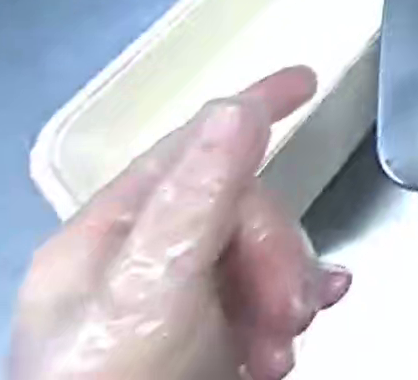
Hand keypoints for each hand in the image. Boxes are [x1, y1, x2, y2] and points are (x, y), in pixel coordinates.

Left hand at [10, 67, 350, 379]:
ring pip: (263, 245)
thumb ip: (199, 198)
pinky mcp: (205, 326)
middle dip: (280, 249)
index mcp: (106, 237)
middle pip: (243, 205)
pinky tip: (310, 319)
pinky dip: (298, 295)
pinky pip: (270, 282)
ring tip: (288, 337)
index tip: (309, 80)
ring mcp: (171, 294)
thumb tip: (240, 107)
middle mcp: (135, 258)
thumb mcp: (158, 291)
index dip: (254, 105)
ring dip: (291, 283)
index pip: (193, 142)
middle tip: (289, 308)